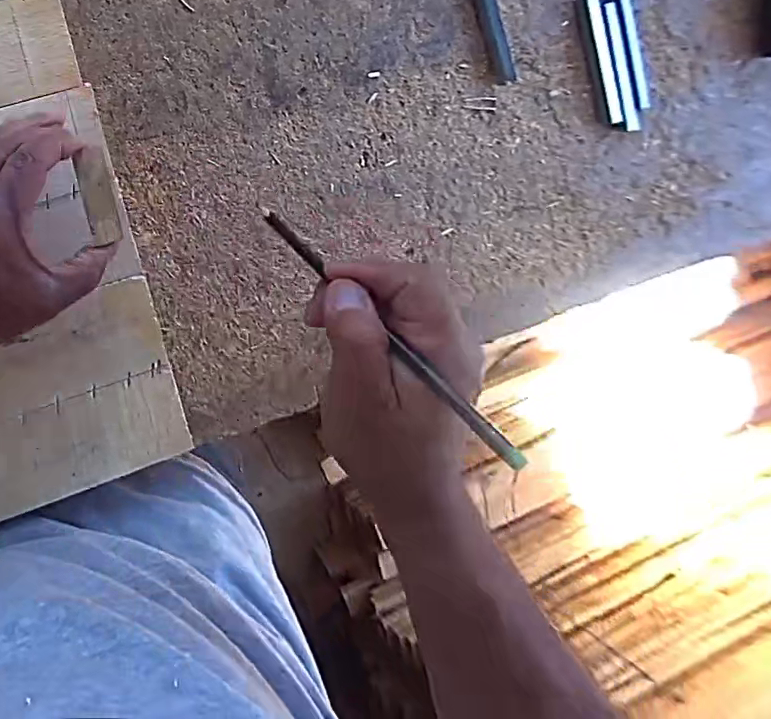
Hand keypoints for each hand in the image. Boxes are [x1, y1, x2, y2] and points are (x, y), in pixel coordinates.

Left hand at [0, 113, 116, 374]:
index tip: (83, 148)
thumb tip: (111, 242)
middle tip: (62, 120)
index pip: (30, 159)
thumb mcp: (52, 298)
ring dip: (15, 132)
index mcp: (0, 216)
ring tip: (42, 125)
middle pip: (4, 144)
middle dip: (36, 127)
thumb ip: (87, 269)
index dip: (58, 144)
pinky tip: (15, 151)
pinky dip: (0, 148)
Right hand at [305, 259, 482, 522]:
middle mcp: (454, 339)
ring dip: (357, 302)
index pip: (412, 280)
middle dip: (357, 286)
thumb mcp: (360, 393)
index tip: (322, 284)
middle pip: (406, 284)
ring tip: (325, 328)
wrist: (412, 498)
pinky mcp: (430, 360)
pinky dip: (366, 318)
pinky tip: (346, 341)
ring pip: (399, 299)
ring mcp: (444, 349)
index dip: (365, 271)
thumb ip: (355, 336)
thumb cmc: (384, 450)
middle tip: (316, 314)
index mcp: (445, 345)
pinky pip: (398, 320)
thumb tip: (341, 287)